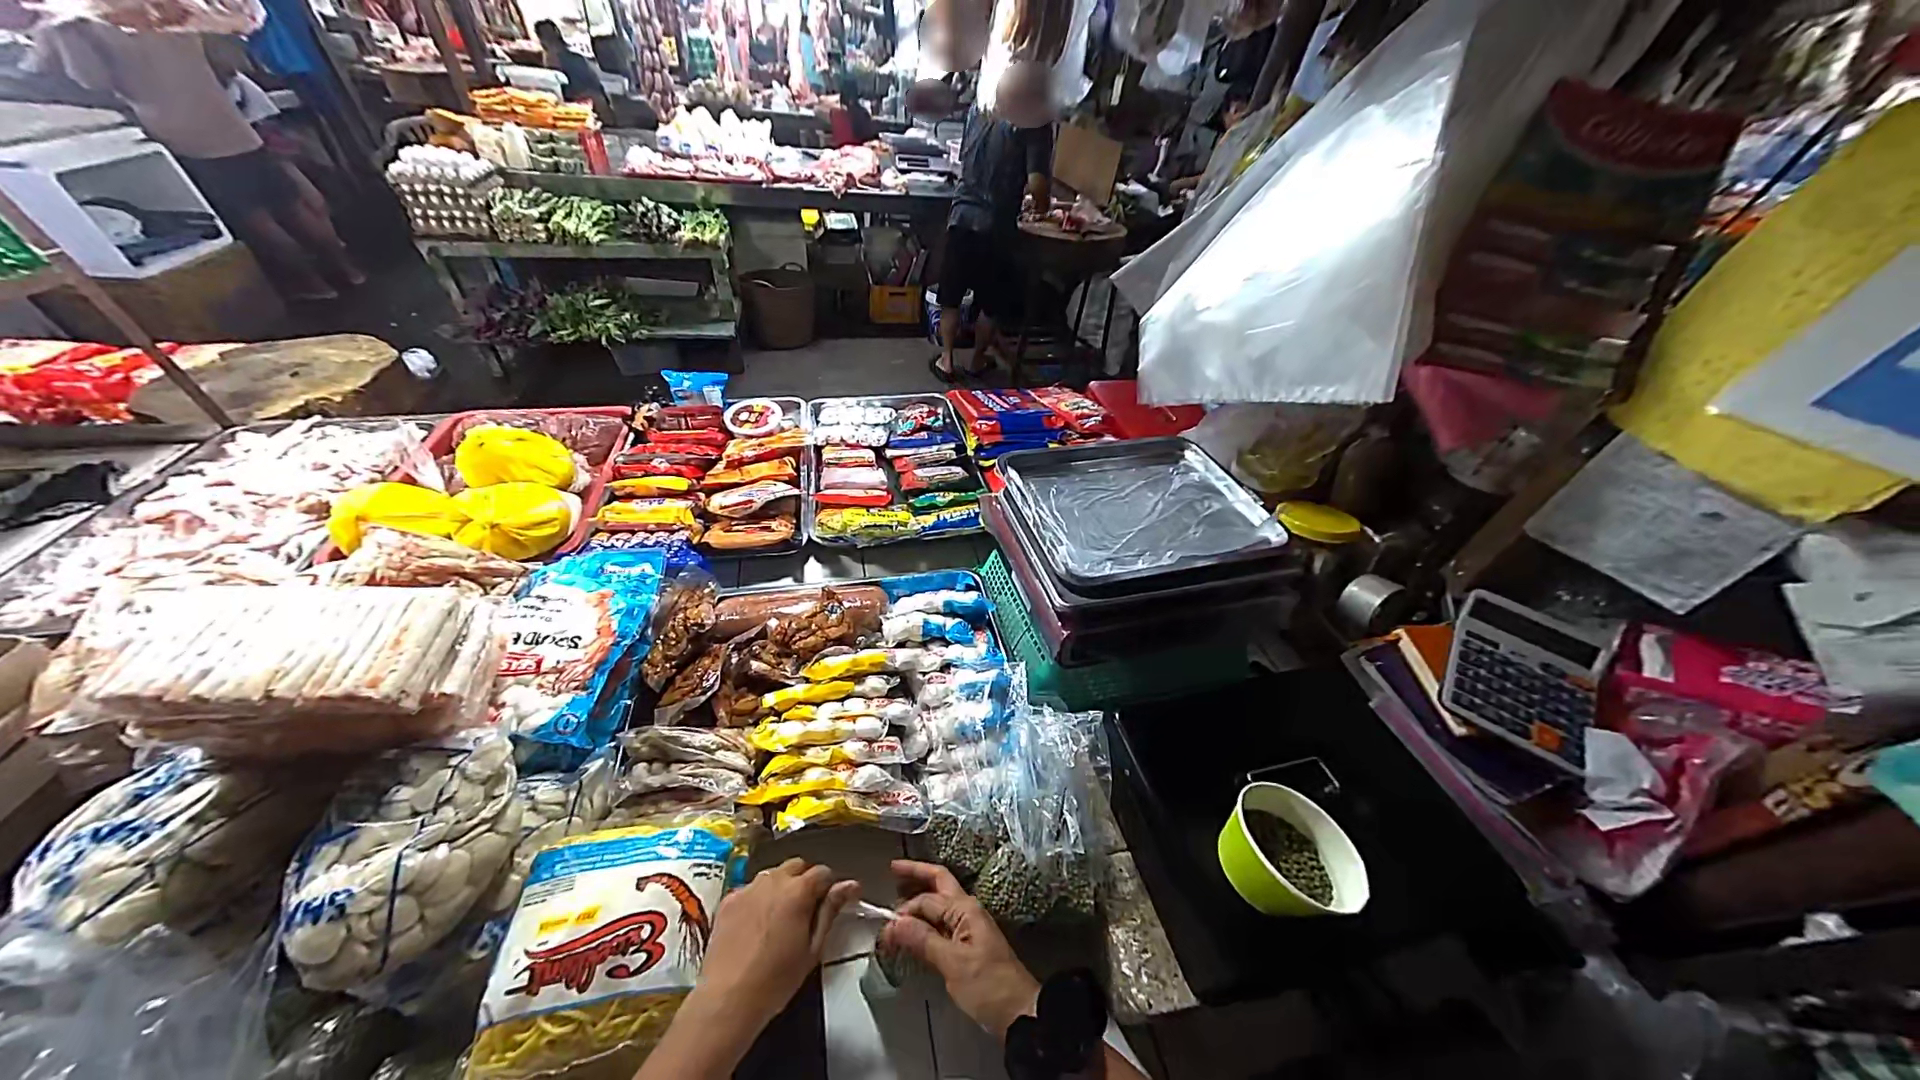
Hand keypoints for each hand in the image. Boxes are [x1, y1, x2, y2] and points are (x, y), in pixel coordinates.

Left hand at [693, 859, 860, 1031]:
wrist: (727, 1000)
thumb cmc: (775, 981)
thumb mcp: (813, 948)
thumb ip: (831, 910)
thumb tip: (849, 886)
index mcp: (798, 891)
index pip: (823, 872)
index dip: (831, 886)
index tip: (833, 900)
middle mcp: (772, 882)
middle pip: (797, 866)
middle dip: (806, 880)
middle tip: (808, 909)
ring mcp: (748, 889)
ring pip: (773, 875)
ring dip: (782, 886)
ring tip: (782, 917)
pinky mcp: (728, 901)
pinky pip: (751, 889)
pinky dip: (758, 898)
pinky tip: (758, 924)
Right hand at [880, 860, 1038, 1037]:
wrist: (1019, 1012)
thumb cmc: (988, 986)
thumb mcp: (953, 964)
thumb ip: (923, 940)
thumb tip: (894, 922)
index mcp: (965, 909)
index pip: (927, 899)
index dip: (904, 908)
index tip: (883, 927)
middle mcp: (966, 910)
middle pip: (939, 883)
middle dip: (916, 874)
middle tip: (892, 870)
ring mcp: (968, 927)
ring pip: (940, 903)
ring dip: (920, 896)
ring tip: (898, 897)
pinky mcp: (967, 945)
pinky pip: (942, 923)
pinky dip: (926, 920)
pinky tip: (913, 928)